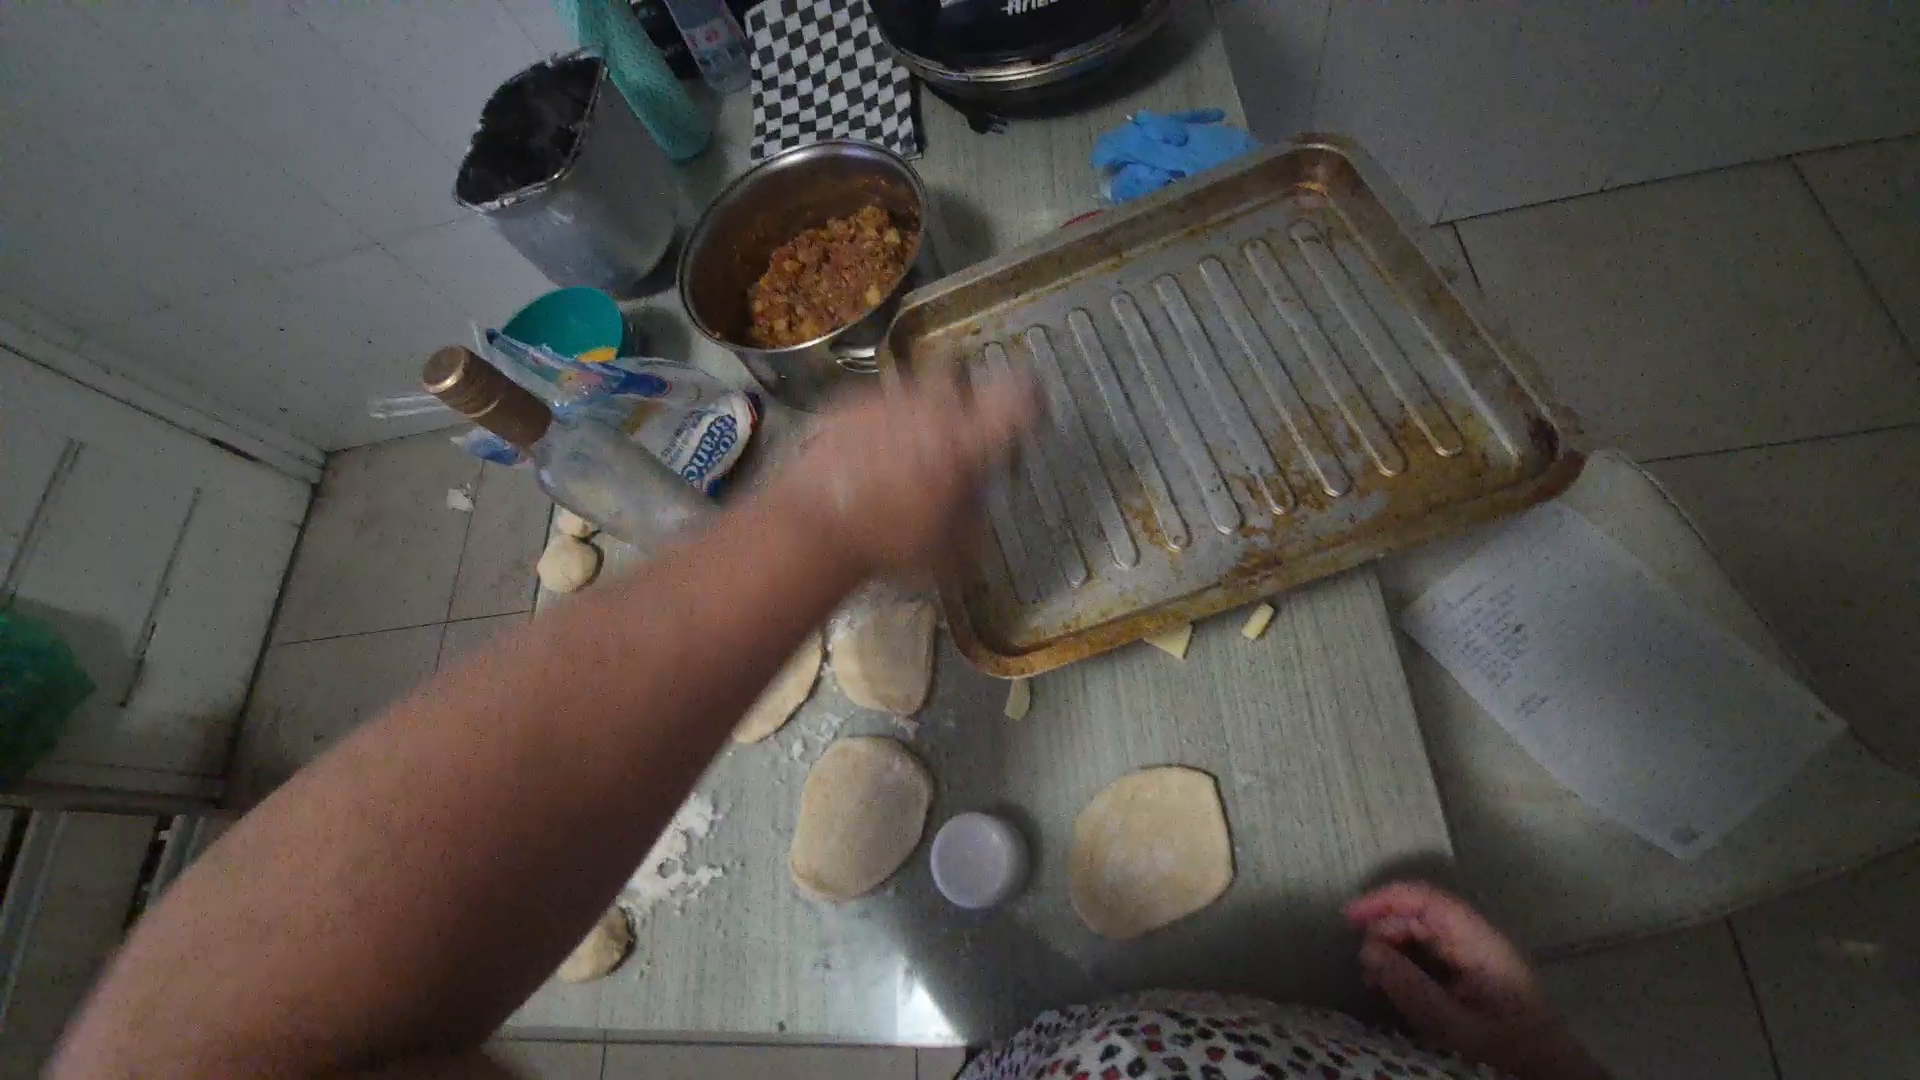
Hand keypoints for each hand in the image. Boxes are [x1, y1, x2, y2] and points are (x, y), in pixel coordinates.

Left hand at [773, 366, 1037, 576]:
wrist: (813, 527)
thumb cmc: (892, 541)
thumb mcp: (953, 546)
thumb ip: (974, 513)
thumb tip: (975, 498)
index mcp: (966, 439)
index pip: (1017, 396)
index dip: (1031, 395)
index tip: (1032, 402)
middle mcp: (930, 406)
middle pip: (961, 373)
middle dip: (964, 394)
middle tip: (959, 425)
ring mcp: (885, 399)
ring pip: (916, 389)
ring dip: (918, 413)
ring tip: (904, 453)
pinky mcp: (847, 403)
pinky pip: (876, 404)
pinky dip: (880, 424)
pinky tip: (866, 457)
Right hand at [1345, 881, 1608, 1079]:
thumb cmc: (1510, 1053)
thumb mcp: (1456, 1027)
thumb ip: (1410, 987)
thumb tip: (1366, 950)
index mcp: (1480, 942)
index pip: (1425, 898)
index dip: (1383, 900)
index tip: (1349, 918)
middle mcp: (1478, 940)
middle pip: (1419, 914)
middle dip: (1384, 930)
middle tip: (1363, 964)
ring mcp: (1477, 957)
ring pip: (1421, 934)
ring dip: (1392, 948)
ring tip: (1373, 979)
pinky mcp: (1474, 976)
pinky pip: (1430, 954)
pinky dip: (1405, 963)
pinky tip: (1392, 986)